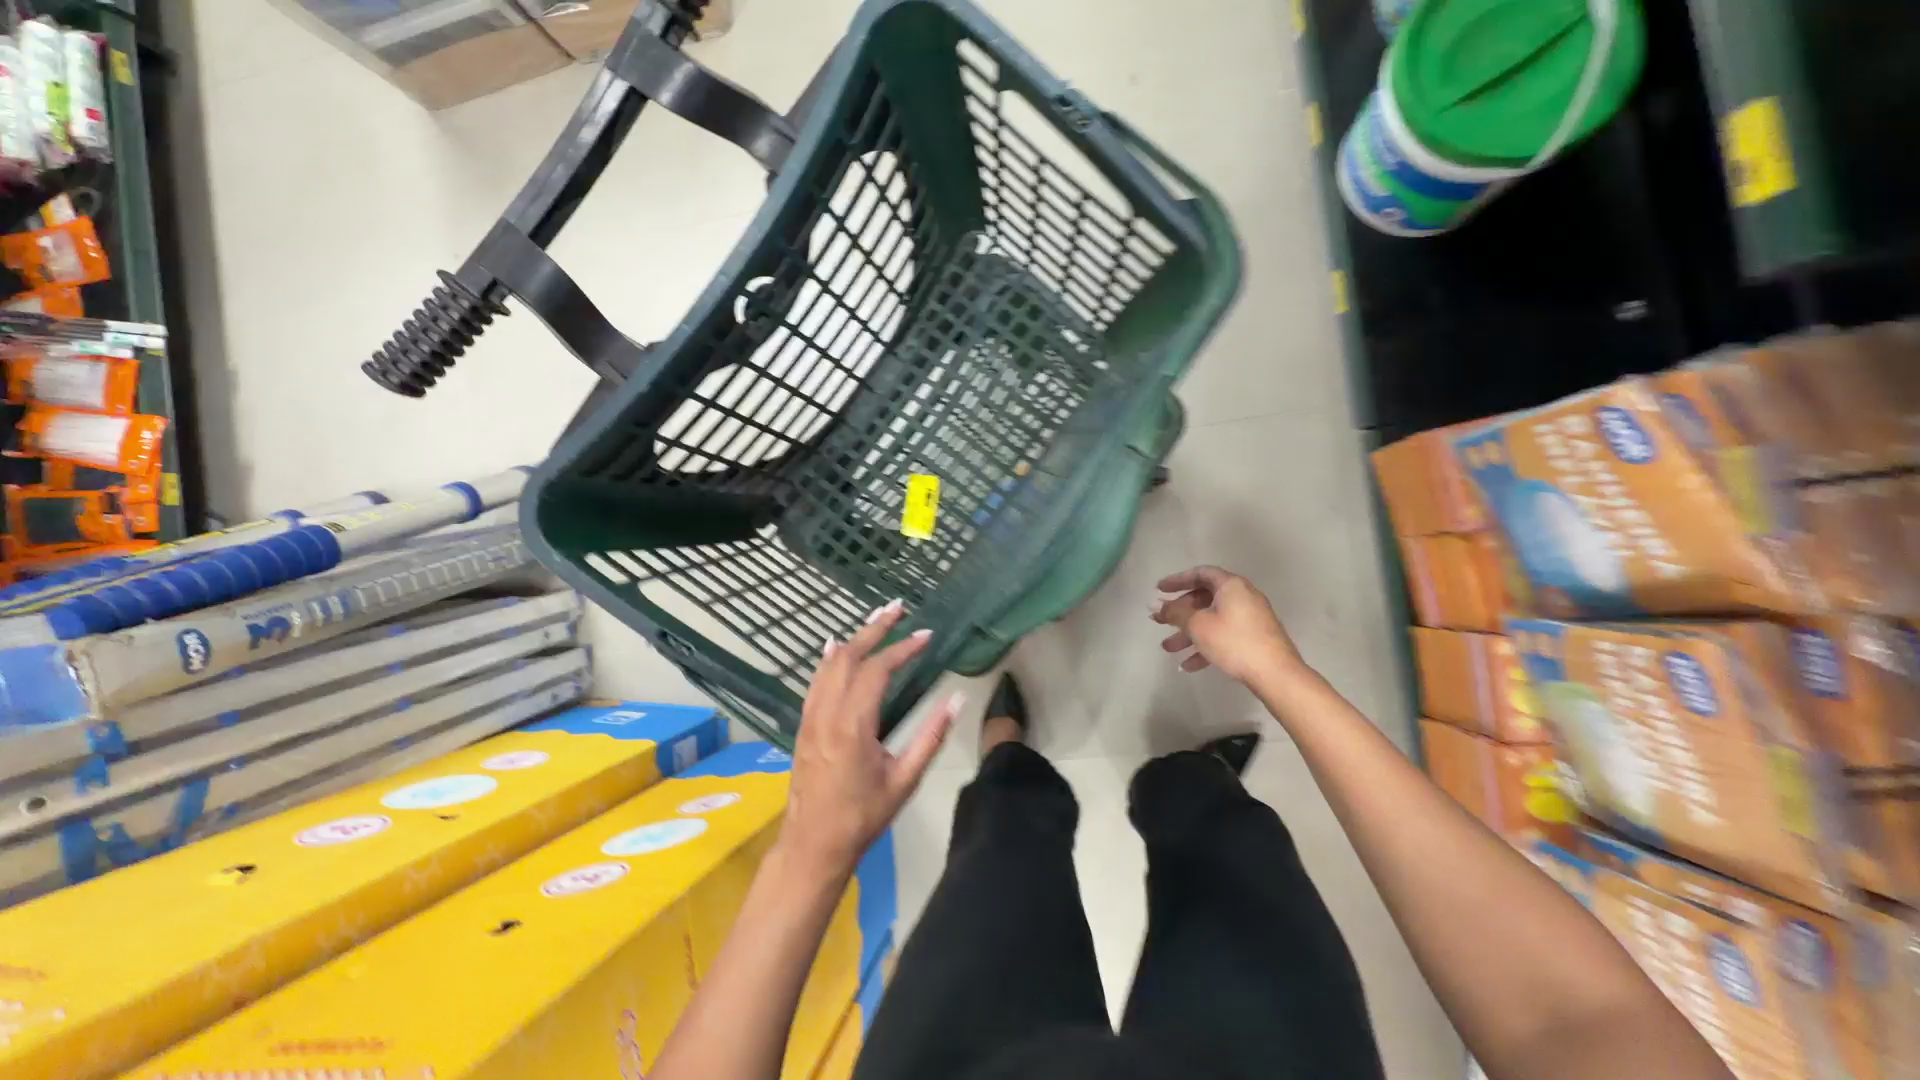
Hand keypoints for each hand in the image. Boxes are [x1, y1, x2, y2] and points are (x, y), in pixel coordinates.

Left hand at [782, 600, 957, 876]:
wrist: (813, 845)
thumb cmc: (862, 817)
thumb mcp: (904, 781)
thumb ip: (930, 738)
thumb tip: (956, 702)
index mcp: (853, 726)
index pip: (877, 671)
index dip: (902, 649)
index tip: (926, 636)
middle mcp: (827, 714)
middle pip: (848, 656)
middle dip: (874, 629)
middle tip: (898, 608)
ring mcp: (810, 718)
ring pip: (829, 666)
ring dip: (852, 639)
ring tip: (875, 619)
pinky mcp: (803, 726)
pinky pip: (816, 682)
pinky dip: (829, 660)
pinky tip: (836, 649)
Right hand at [1151, 565, 1304, 682]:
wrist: (1275, 672)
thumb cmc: (1233, 641)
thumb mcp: (1198, 625)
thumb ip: (1175, 613)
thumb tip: (1155, 606)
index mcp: (1231, 586)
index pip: (1200, 573)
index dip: (1177, 580)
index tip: (1159, 590)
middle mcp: (1242, 596)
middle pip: (1204, 599)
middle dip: (1179, 613)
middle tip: (1159, 622)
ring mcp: (1249, 618)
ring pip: (1212, 620)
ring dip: (1188, 633)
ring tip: (1168, 648)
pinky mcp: (1253, 637)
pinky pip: (1223, 635)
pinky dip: (1206, 646)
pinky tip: (1188, 666)